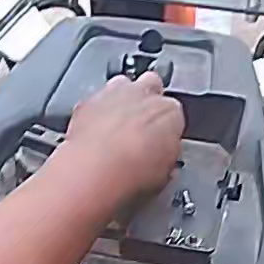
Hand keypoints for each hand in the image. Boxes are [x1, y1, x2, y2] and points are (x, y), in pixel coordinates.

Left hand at [54, 72, 184, 208]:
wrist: (96, 170)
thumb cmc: (132, 171)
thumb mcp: (163, 176)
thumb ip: (167, 160)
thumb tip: (164, 166)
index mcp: (170, 111)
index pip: (174, 114)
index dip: (168, 130)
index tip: (162, 144)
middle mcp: (144, 93)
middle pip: (151, 87)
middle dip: (148, 103)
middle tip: (142, 131)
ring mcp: (114, 93)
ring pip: (122, 87)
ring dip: (122, 103)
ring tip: (118, 133)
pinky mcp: (88, 101)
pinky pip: (96, 102)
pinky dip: (96, 114)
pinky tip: (96, 137)